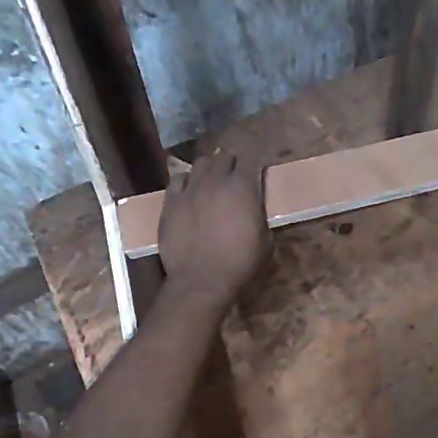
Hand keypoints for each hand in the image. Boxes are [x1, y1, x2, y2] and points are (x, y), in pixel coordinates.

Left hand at [156, 148, 270, 311]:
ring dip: (209, 169)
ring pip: (200, 164)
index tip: (256, 175)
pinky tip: (189, 192)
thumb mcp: (265, 243)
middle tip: (234, 178)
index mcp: (243, 188)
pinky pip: (177, 180)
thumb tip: (257, 210)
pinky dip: (186, 181)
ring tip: (211, 182)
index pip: (250, 160)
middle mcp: (216, 181)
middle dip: (231, 164)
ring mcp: (190, 189)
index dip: (254, 166)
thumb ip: (261, 217)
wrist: (200, 281)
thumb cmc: (239, 265)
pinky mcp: (171, 202)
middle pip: (224, 156)